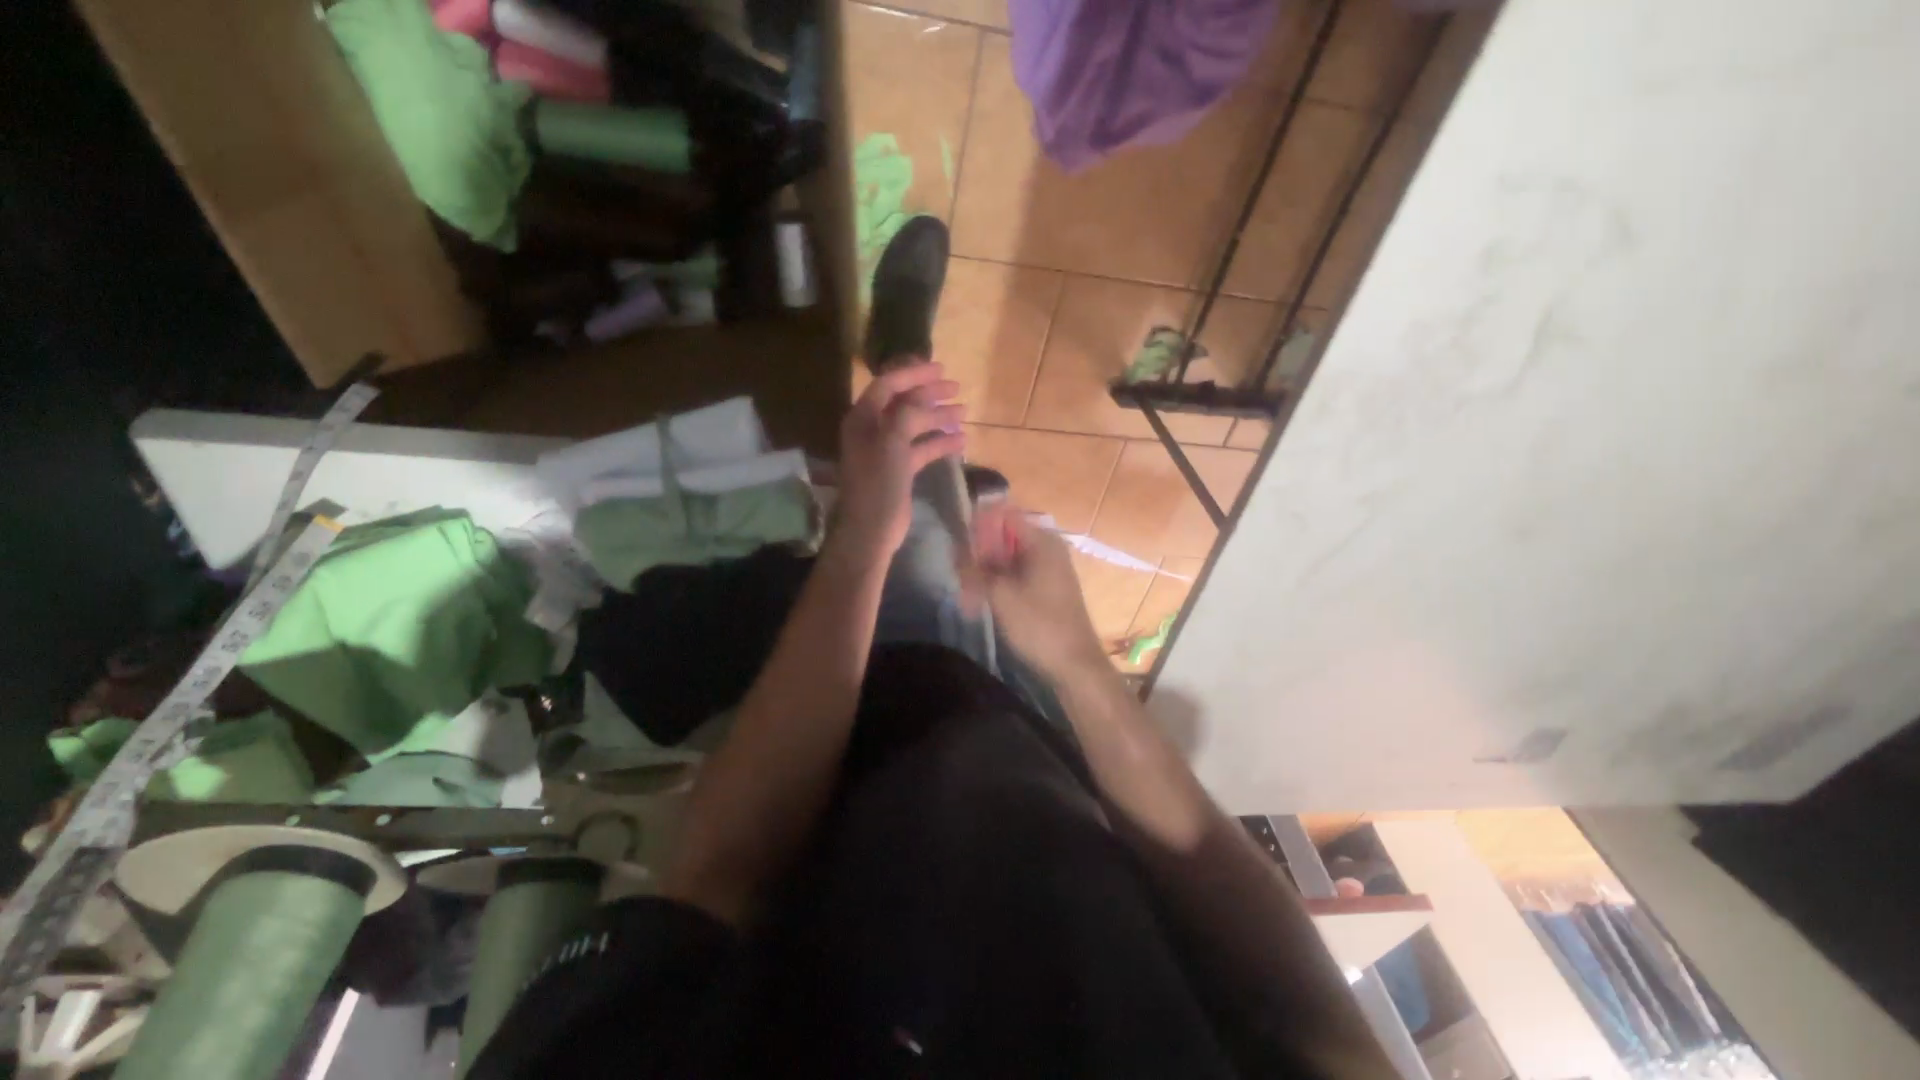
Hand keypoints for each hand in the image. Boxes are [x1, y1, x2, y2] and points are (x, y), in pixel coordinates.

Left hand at [832, 360, 965, 565]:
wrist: (871, 531)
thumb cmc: (878, 484)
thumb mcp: (892, 443)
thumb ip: (906, 414)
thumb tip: (923, 398)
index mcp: (863, 419)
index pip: (888, 385)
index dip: (913, 374)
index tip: (941, 369)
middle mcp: (872, 430)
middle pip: (903, 403)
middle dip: (929, 394)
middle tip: (956, 388)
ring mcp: (885, 451)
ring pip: (914, 426)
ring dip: (938, 418)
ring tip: (963, 413)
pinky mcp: (898, 470)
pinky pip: (920, 448)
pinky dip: (938, 442)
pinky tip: (960, 441)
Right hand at [960, 502, 1108, 681]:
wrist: (1074, 665)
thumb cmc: (1038, 625)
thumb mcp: (1000, 595)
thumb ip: (976, 568)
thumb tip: (956, 549)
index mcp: (1042, 540)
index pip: (1004, 514)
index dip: (978, 523)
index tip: (955, 540)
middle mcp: (1049, 548)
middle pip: (1006, 536)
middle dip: (980, 550)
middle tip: (957, 569)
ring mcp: (1050, 569)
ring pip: (1009, 558)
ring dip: (987, 569)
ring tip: (966, 588)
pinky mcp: (1048, 589)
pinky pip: (1018, 574)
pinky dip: (1000, 582)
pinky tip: (982, 599)